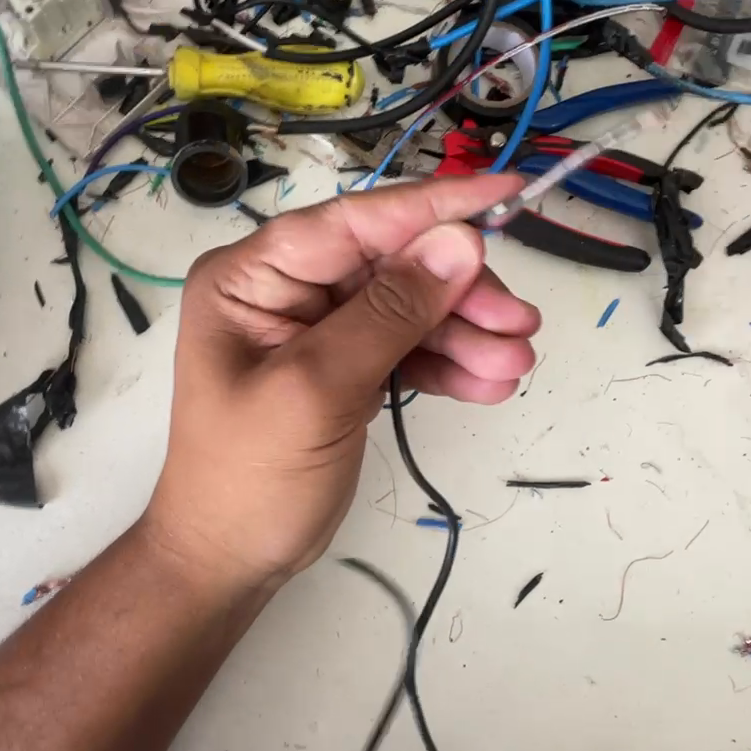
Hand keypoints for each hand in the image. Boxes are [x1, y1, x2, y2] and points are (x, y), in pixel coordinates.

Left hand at [137, 174, 540, 590]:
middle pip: (389, 266)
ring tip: (513, 366)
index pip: (352, 223)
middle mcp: (284, 291)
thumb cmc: (250, 478)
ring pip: (406, 309)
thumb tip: (460, 244)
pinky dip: (446, 365)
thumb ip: (388, 316)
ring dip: (463, 334)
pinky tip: (488, 385)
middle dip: (456, 293)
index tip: (506, 191)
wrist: (231, 559)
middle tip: (519, 325)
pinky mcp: (344, 368)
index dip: (432, 206)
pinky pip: (404, 350)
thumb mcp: (316, 391)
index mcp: (250, 277)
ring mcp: (316, 330)